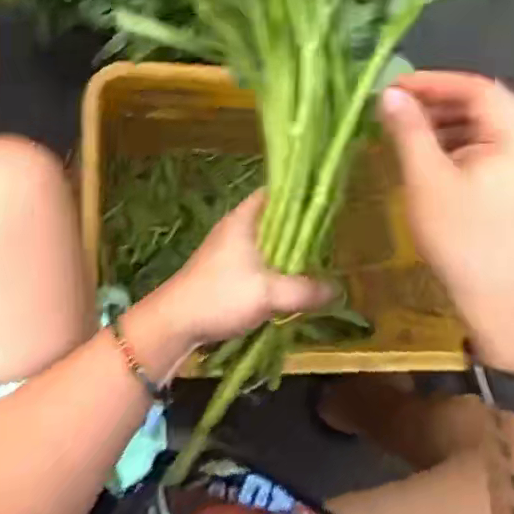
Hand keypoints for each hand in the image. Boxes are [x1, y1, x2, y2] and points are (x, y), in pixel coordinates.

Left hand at [143, 189, 334, 348]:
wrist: (176, 320)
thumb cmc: (221, 296)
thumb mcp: (269, 294)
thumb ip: (306, 290)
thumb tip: (337, 289)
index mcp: (243, 219)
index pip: (274, 193)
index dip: (299, 196)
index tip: (327, 207)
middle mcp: (236, 227)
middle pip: (274, 218)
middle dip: (301, 229)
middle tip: (332, 241)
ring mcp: (229, 248)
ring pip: (267, 242)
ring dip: (289, 252)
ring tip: (318, 263)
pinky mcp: (227, 270)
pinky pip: (260, 260)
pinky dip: (277, 267)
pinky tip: (293, 283)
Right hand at [378, 71, 513, 370]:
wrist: (507, 305)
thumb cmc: (465, 237)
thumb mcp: (427, 178)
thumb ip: (409, 129)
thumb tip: (390, 94)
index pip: (480, 88)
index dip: (434, 81)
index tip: (393, 87)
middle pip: (488, 105)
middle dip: (438, 102)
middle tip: (394, 108)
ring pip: (491, 128)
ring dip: (448, 123)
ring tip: (405, 131)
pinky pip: (496, 150)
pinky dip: (462, 144)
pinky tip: (430, 157)